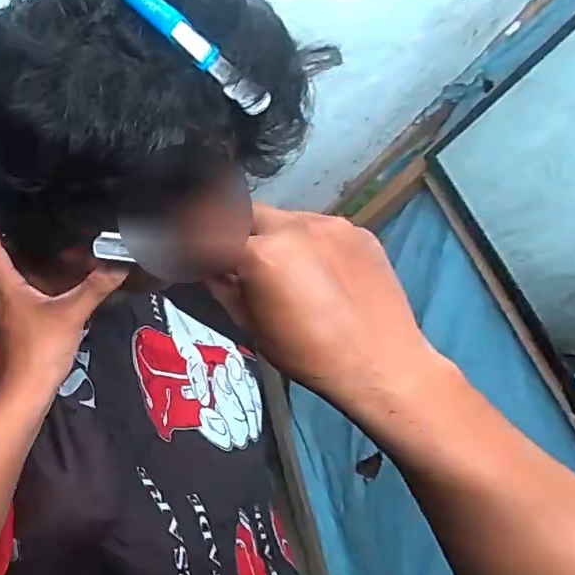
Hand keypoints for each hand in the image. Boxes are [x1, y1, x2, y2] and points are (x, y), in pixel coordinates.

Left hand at [0, 222, 127, 396]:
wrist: (26, 391)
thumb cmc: (41, 348)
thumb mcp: (72, 313)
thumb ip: (95, 286)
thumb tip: (118, 263)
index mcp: (4, 285)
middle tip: (17, 226)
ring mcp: (2, 314)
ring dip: (7, 266)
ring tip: (29, 251)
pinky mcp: (11, 329)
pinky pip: (9, 298)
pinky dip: (18, 286)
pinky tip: (38, 286)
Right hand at [205, 203, 448, 413]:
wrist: (382, 364)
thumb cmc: (309, 355)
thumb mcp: (253, 326)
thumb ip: (224, 288)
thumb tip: (209, 266)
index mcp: (262, 255)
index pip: (211, 231)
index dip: (194, 240)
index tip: (193, 252)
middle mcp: (295, 227)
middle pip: (246, 211)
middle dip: (233, 230)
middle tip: (235, 257)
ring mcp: (331, 224)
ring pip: (284, 217)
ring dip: (271, 235)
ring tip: (283, 268)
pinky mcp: (358, 230)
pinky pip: (318, 226)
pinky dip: (306, 242)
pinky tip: (318, 271)